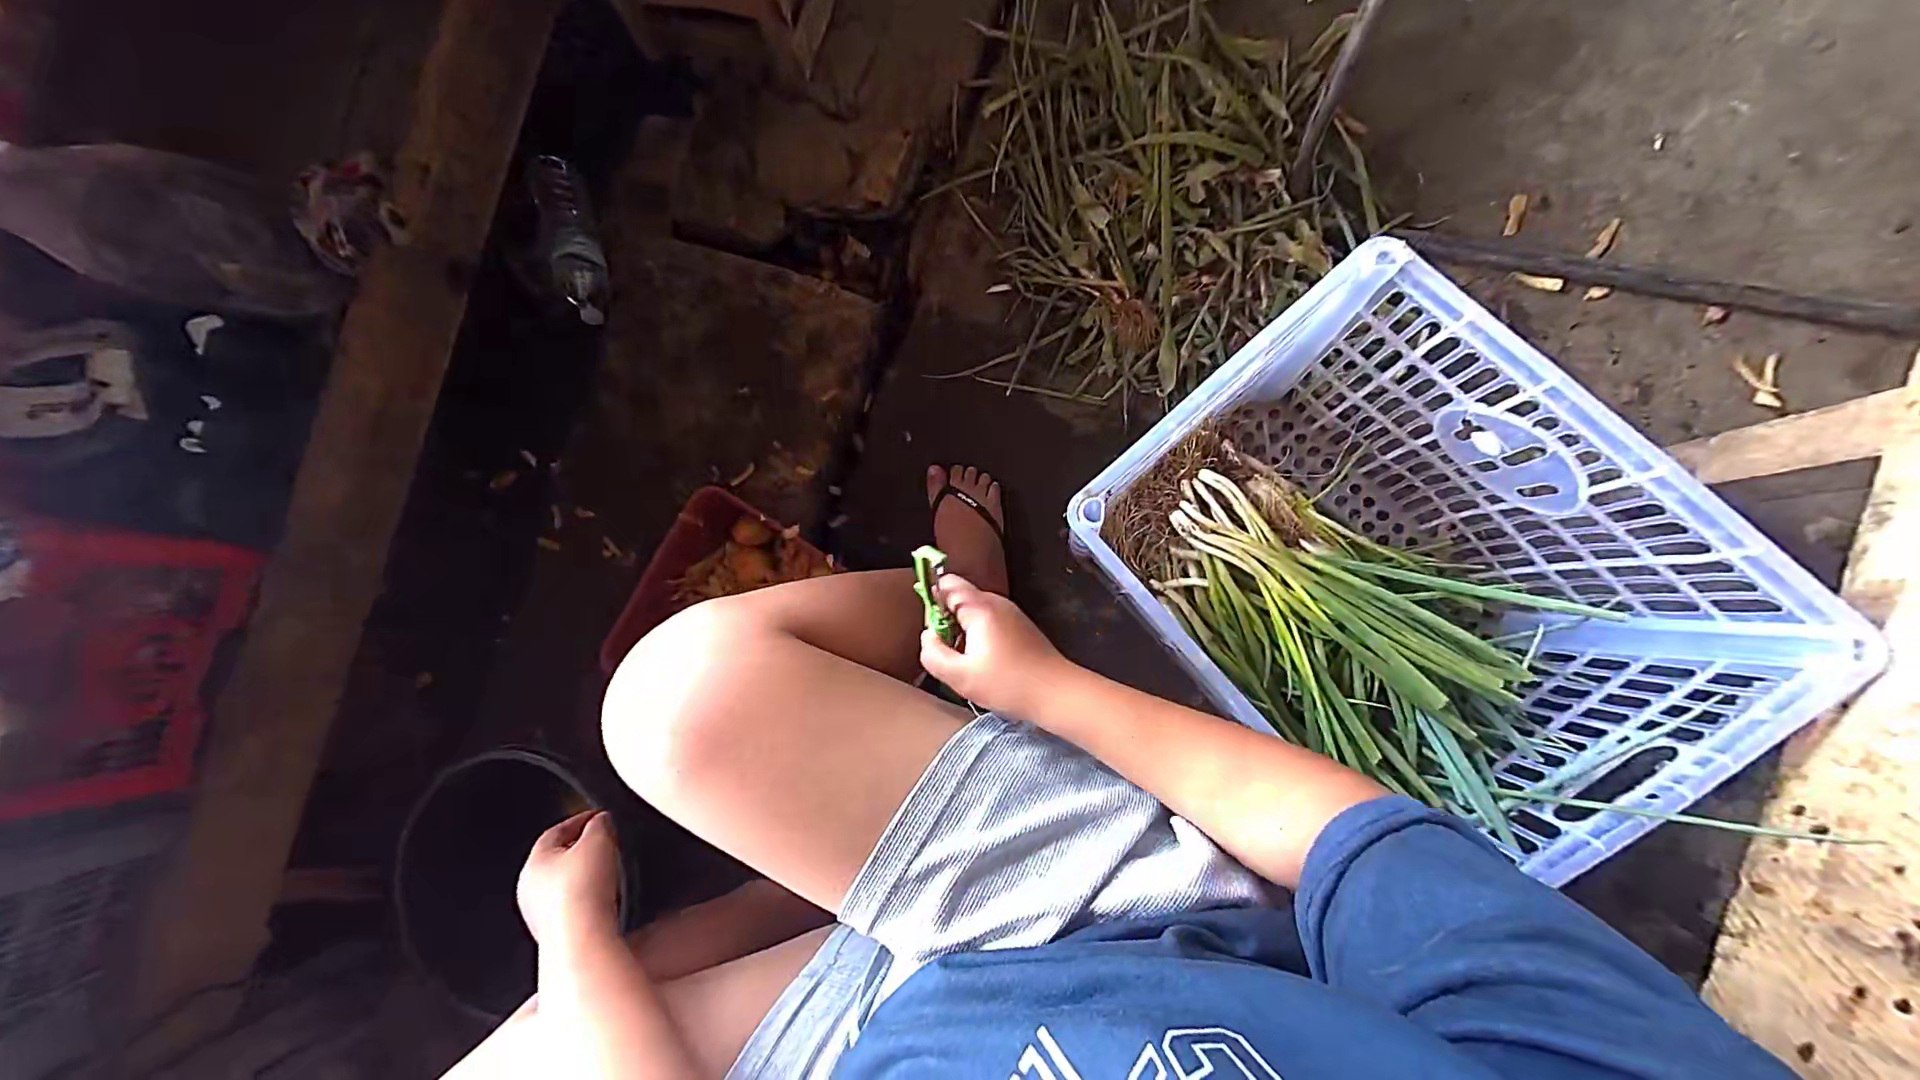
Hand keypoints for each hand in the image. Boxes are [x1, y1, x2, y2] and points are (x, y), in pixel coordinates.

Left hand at [517, 810, 621, 947]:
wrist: (582, 936)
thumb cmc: (581, 890)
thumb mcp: (598, 839)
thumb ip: (600, 823)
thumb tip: (601, 820)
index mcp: (533, 864)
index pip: (555, 832)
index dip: (580, 820)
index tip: (599, 816)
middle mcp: (530, 890)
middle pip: (559, 858)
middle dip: (583, 848)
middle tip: (607, 840)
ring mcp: (542, 914)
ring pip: (567, 883)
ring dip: (587, 874)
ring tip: (611, 869)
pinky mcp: (558, 931)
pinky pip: (575, 904)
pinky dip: (590, 896)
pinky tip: (606, 895)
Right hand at [919, 574, 1072, 715]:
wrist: (1056, 693)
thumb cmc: (1008, 684)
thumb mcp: (960, 676)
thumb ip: (933, 653)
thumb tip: (927, 636)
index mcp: (980, 607)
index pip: (947, 584)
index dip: (932, 602)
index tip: (932, 631)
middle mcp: (997, 602)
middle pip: (960, 599)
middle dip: (947, 622)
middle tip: (949, 653)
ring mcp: (1011, 613)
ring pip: (974, 613)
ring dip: (963, 633)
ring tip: (968, 663)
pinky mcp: (1020, 626)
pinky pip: (989, 622)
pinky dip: (980, 638)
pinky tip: (986, 664)